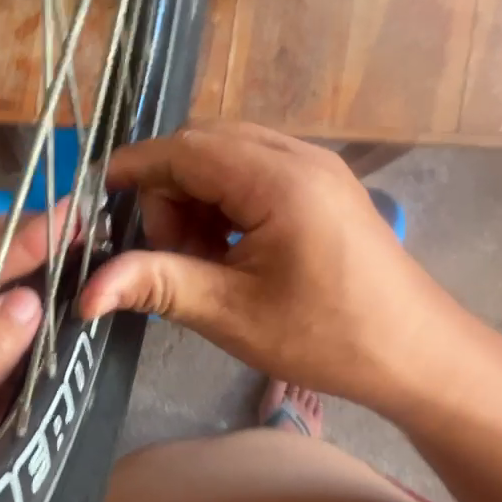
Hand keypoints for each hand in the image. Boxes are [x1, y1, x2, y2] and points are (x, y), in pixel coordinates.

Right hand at [79, 124, 474, 413]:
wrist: (418, 355)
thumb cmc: (325, 336)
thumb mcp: (229, 312)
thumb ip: (154, 285)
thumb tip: (84, 294)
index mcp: (277, 179)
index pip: (183, 149)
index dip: (133, 170)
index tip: (96, 205)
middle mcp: (297, 155)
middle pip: (201, 145)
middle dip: (166, 192)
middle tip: (166, 254)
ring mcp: (314, 166)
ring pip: (224, 157)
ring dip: (193, 199)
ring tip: (198, 259)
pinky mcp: (320, 185)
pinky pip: (250, 171)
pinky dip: (221, 202)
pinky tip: (226, 250)